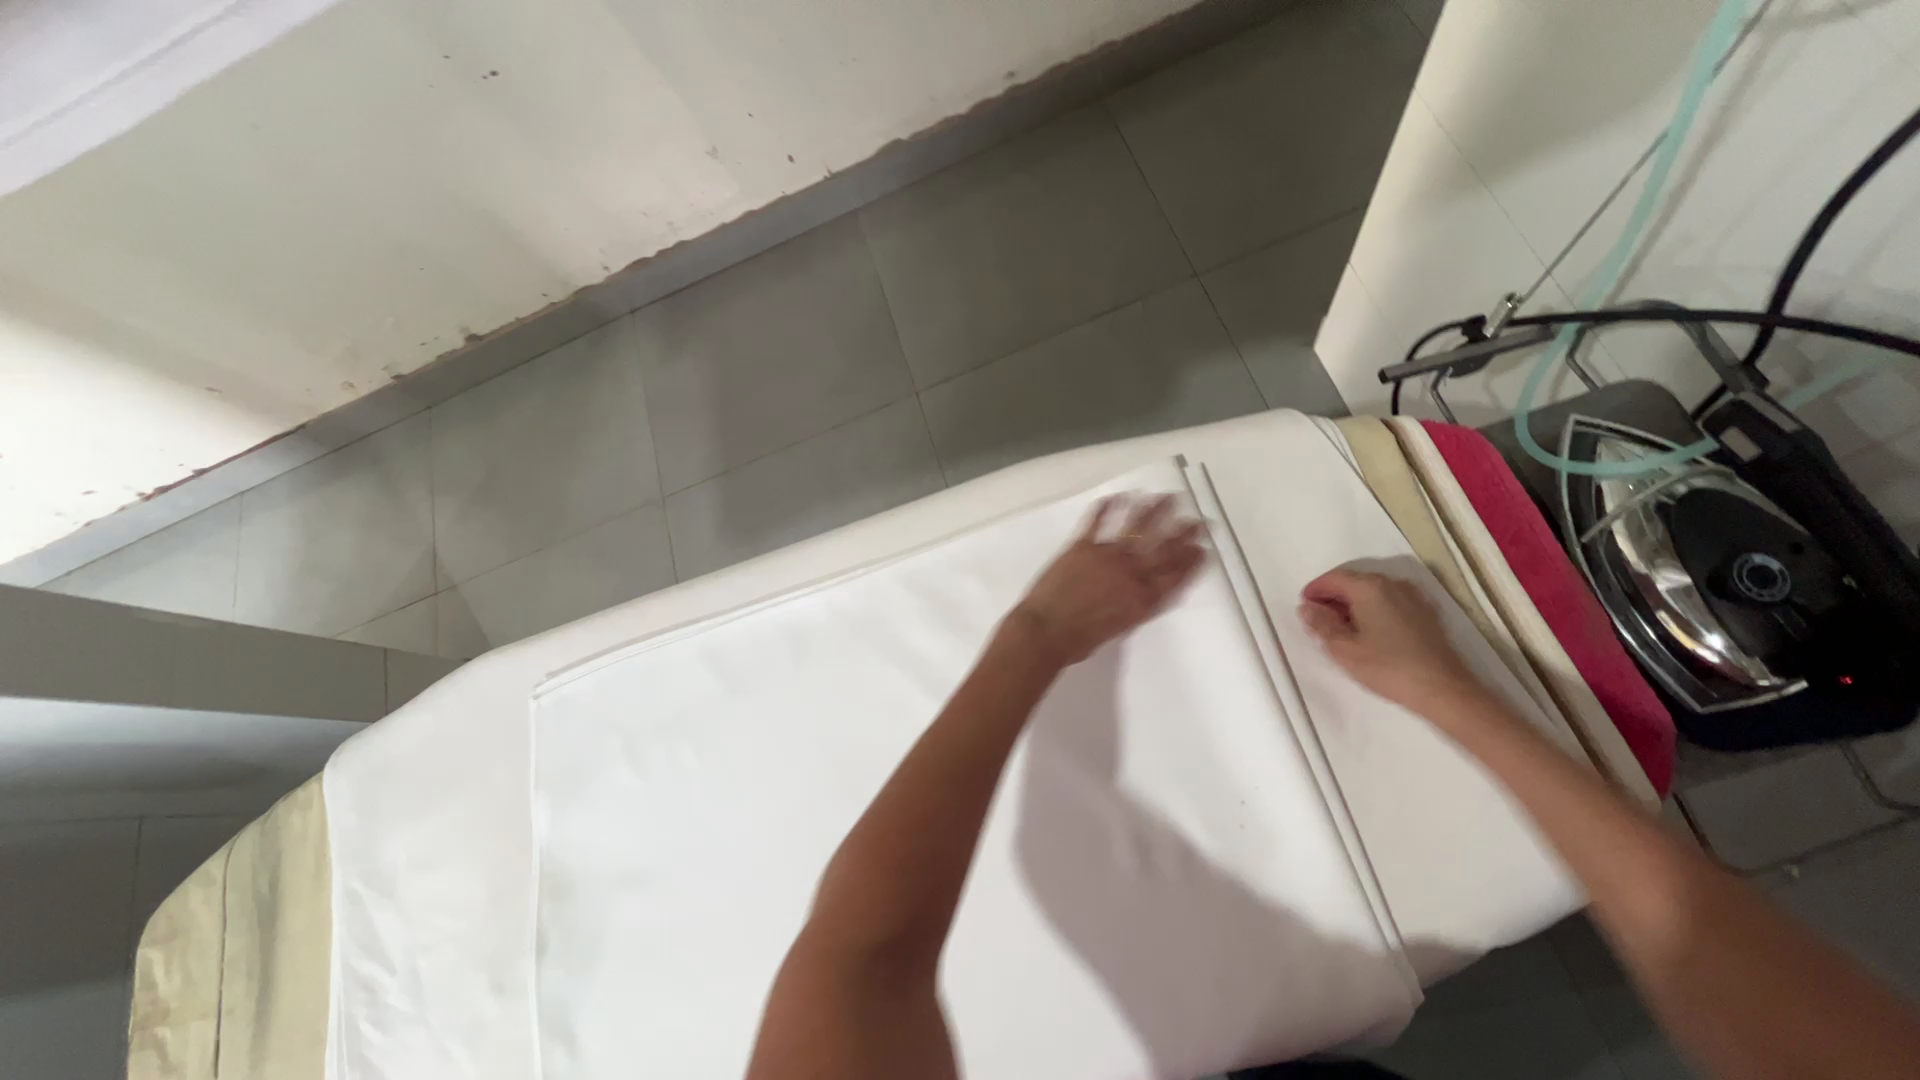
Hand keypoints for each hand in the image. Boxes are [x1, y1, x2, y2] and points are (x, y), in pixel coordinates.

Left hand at [1009, 494, 1207, 665]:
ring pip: (1138, 527)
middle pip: (1164, 548)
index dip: (1191, 561)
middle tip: (1197, 520)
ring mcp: (1108, 556)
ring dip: (1155, 510)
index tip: (1202, 548)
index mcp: (1143, 599)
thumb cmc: (1080, 640)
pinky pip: (1100, 521)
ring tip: (1166, 497)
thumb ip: (1137, 606)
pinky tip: (1121, 495)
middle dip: (1183, 532)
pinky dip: (1110, 506)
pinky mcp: (1083, 546)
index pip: (1176, 575)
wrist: (1046, 632)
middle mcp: (1131, 573)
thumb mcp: (1121, 628)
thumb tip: (1148, 591)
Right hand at [1298, 567, 1487, 712]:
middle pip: (1354, 581)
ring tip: (1342, 627)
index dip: (1315, 590)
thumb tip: (1307, 607)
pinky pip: (1391, 601)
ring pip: (1374, 591)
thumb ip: (1321, 624)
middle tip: (1319, 619)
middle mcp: (1393, 584)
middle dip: (1333, 596)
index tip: (1304, 607)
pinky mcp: (1426, 612)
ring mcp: (1414, 597)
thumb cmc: (1387, 667)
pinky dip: (1374, 609)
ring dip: (1354, 603)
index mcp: (1369, 587)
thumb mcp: (1344, 649)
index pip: (1333, 578)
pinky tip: (1370, 631)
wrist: (1443, 689)